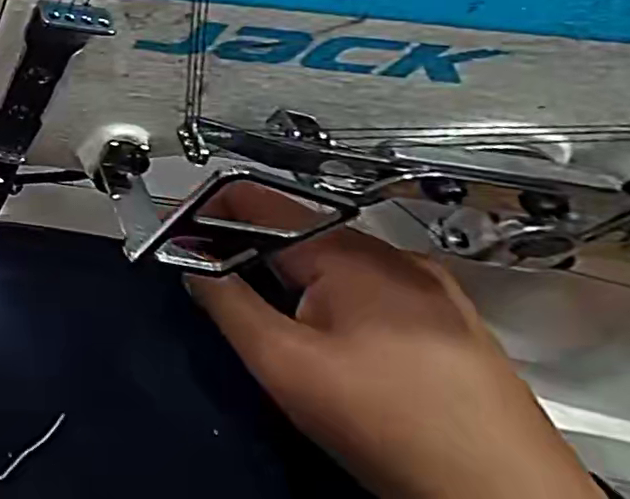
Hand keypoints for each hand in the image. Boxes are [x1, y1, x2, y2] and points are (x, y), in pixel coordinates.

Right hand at [185, 184, 599, 498]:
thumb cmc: (393, 429)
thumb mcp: (284, 365)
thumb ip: (226, 303)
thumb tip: (192, 262)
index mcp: (349, 253)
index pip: (254, 200)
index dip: (206, 210)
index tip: (178, 234)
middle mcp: (393, 256)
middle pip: (292, 231)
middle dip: (246, 251)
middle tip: (217, 285)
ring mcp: (430, 288)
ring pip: (331, 261)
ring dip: (289, 277)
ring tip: (274, 322)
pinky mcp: (451, 322)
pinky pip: (369, 288)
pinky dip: (330, 298)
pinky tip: (332, 344)